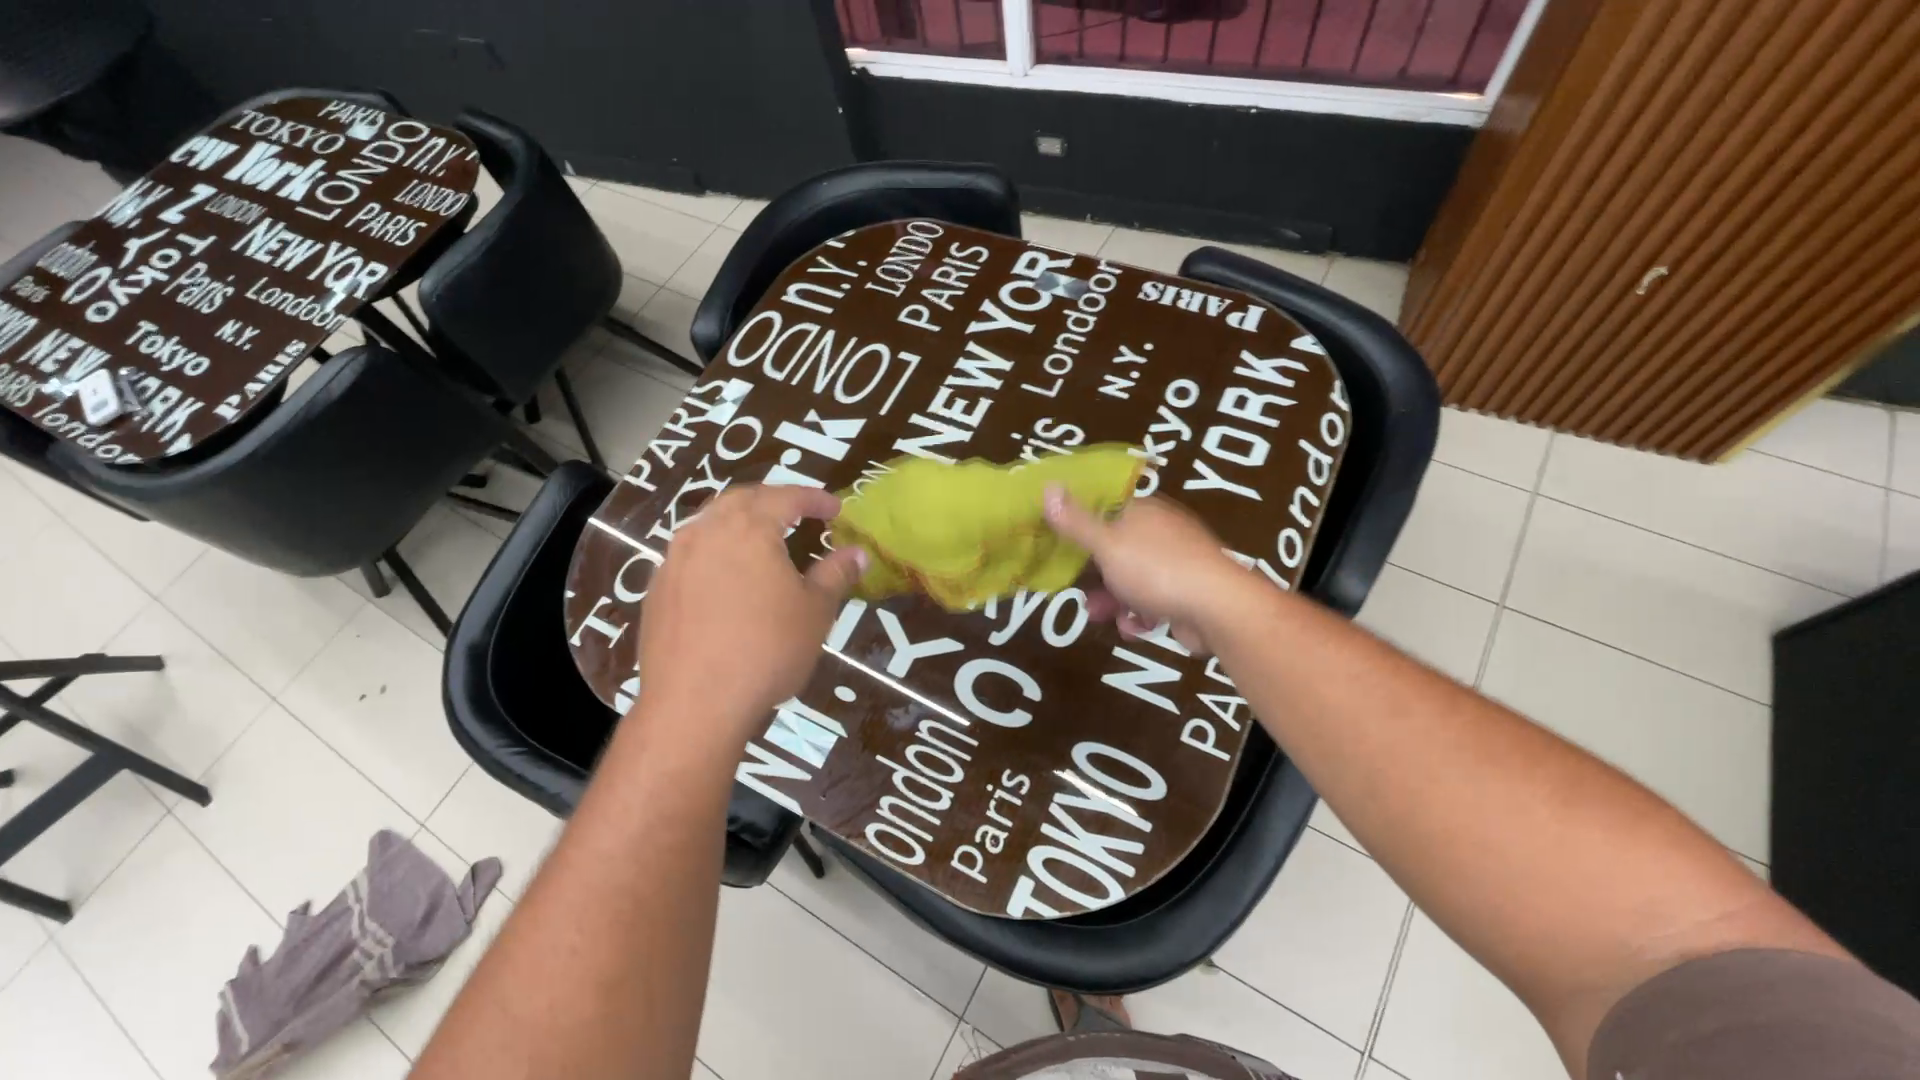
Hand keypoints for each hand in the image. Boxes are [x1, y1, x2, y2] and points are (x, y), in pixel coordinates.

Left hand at [637, 485, 866, 739]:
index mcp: (749, 528)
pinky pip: (689, 557)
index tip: (836, 508)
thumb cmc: (766, 650)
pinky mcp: (656, 590)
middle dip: (772, 501)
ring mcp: (674, 561)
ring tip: (760, 542)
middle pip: (741, 500)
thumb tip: (858, 553)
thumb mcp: (815, 612)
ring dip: (738, 524)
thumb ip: (835, 575)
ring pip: (709, 524)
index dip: (814, 499)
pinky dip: (714, 554)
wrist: (694, 703)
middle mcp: (706, 532)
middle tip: (797, 514)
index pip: (785, 497)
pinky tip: (726, 581)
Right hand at [1044, 488, 1252, 652]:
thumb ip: (1076, 521)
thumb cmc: (1157, 569)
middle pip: (1117, 548)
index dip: (1080, 526)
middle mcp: (1162, 531)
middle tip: (1076, 591)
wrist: (1218, 608)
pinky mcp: (1188, 592)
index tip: (1059, 546)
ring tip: (1099, 617)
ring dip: (1114, 599)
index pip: (1105, 509)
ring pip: (1133, 578)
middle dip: (1094, 574)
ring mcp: (1178, 562)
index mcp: (1143, 511)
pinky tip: (1135, 628)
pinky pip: (1155, 600)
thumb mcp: (1107, 545)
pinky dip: (1141, 614)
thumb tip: (1047, 485)